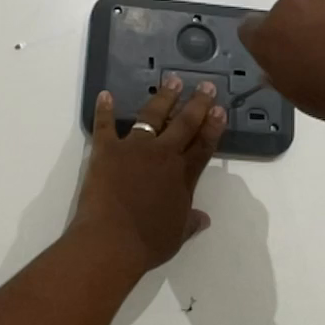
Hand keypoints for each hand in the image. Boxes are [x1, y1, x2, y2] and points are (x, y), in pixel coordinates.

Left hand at [69, 74, 225, 272]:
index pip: (203, 146)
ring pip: (152, 115)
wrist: (111, 241)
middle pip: (184, 124)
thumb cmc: (147, 243)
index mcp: (182, 176)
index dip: (213, 127)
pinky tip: (105, 95)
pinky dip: (104, 110)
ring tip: (172, 81)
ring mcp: (134, 149)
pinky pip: (105, 125)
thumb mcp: (176, 236)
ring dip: (163, 97)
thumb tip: (204, 219)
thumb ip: (189, 222)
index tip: (220, 110)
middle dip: (197, 103)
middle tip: (206, 86)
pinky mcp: (107, 150)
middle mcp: (162, 155)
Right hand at [238, 0, 324, 132]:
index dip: (264, 43)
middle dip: (297, 31)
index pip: (250, 29)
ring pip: (317, 6)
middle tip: (318, 57)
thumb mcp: (296, 95)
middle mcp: (290, 8)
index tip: (279, 56)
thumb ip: (278, 73)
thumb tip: (276, 67)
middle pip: (286, 15)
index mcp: (268, 35)